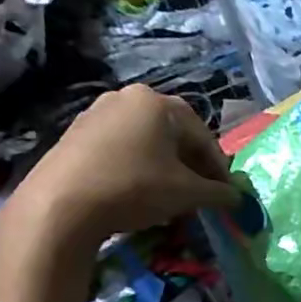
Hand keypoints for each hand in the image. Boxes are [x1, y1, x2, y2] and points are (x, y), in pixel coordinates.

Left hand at [4, 85, 238, 247]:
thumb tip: (238, 198)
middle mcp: (128, 98)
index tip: (226, 195)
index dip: (219, 169)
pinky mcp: (78, 133)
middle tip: (201, 196)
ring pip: (148, 143)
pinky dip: (140, 169)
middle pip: (175, 136)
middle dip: (192, 167)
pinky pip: (123, 149)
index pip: (204, 137)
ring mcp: (98, 112)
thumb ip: (219, 193)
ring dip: (167, 169)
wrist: (62, 204)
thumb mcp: (187, 194)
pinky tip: (140, 194)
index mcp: (159, 103)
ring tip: (172, 198)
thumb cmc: (135, 188)